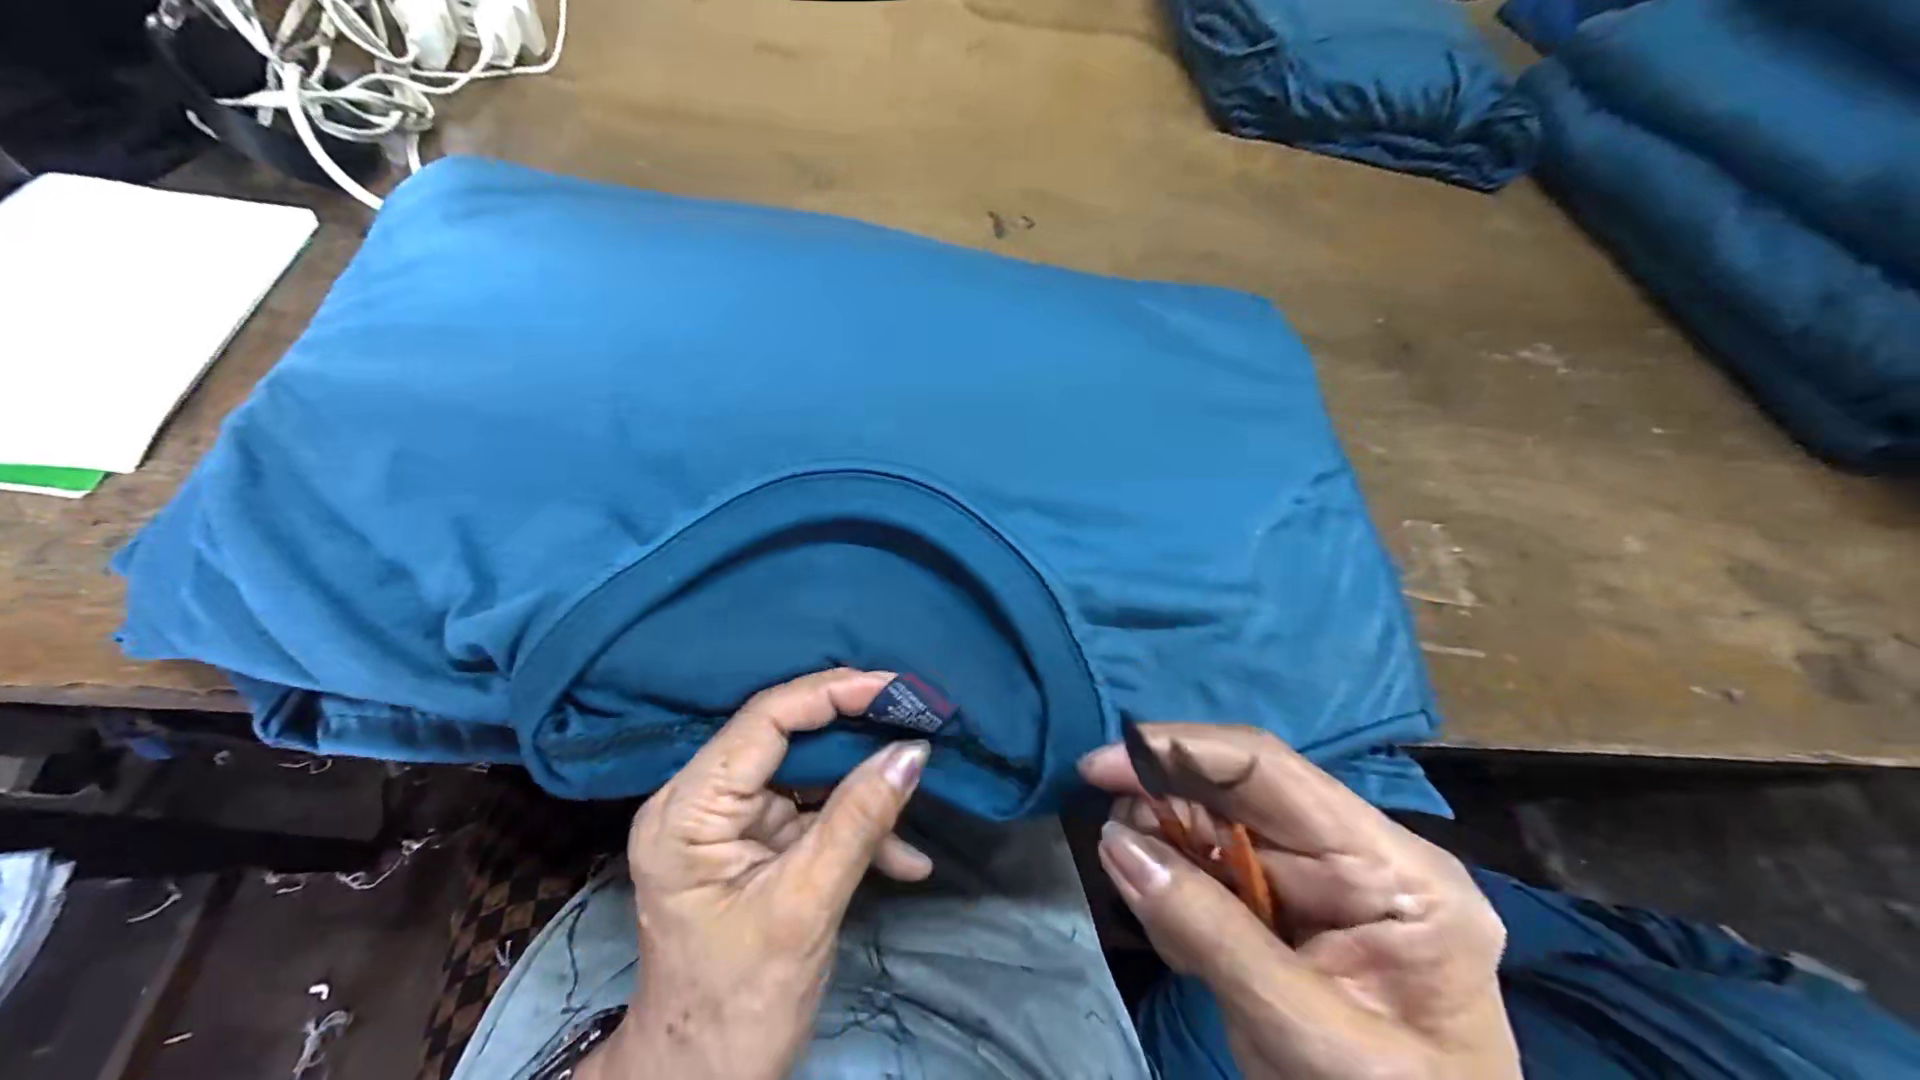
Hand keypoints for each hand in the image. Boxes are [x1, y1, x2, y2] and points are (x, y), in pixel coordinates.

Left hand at [581, 669, 931, 1079]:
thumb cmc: (739, 1003)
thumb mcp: (806, 907)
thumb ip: (860, 821)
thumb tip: (913, 750)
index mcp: (688, 810)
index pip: (764, 720)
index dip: (832, 694)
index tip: (895, 687)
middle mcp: (699, 801)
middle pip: (787, 737)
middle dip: (856, 733)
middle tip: (915, 718)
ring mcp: (727, 822)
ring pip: (807, 774)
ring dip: (864, 788)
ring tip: (919, 788)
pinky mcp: (753, 843)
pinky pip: (812, 813)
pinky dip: (857, 829)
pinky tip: (904, 859)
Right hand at [1080, 724, 1518, 1079]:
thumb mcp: (1307, 1037)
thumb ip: (1212, 935)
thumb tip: (1117, 843)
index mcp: (1392, 868)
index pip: (1271, 771)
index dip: (1179, 751)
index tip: (1100, 765)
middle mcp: (1352, 852)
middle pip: (1234, 792)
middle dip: (1164, 811)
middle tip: (1118, 850)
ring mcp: (1317, 877)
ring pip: (1210, 828)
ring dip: (1166, 865)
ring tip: (1172, 937)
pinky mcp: (1284, 902)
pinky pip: (1206, 870)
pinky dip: (1175, 898)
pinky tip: (1190, 955)